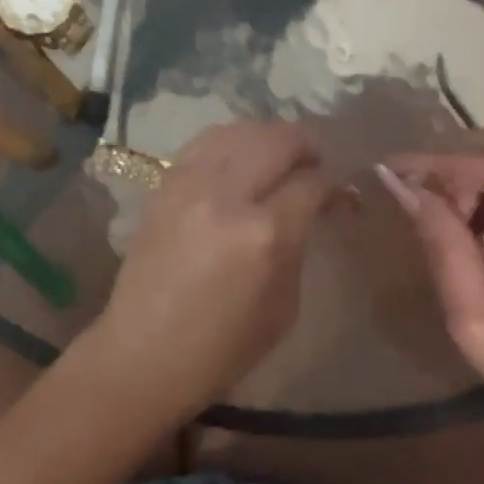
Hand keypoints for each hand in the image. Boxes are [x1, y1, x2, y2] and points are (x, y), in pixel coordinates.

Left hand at [92, 121, 336, 417]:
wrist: (144, 353)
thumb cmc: (223, 348)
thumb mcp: (284, 307)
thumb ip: (299, 245)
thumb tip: (313, 207)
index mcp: (266, 234)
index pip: (312, 182)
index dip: (333, 184)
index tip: (339, 194)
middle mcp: (227, 196)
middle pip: (277, 140)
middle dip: (306, 146)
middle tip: (315, 164)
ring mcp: (188, 186)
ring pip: (237, 130)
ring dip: (266, 137)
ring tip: (278, 157)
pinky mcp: (163, 187)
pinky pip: (202, 144)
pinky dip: (229, 143)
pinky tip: (238, 160)